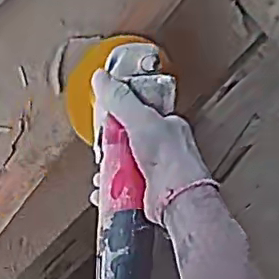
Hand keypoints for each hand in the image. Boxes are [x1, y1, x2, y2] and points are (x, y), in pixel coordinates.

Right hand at [91, 68, 212, 223]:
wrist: (176, 199)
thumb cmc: (170, 159)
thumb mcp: (141, 119)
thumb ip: (120, 99)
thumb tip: (101, 78)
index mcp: (168, 126)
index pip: (140, 114)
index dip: (120, 116)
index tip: (107, 119)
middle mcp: (162, 150)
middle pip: (127, 143)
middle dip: (110, 148)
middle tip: (103, 149)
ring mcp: (154, 173)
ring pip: (123, 168)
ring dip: (109, 171)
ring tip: (103, 171)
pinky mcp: (145, 195)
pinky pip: (122, 190)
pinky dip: (110, 192)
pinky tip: (105, 191)